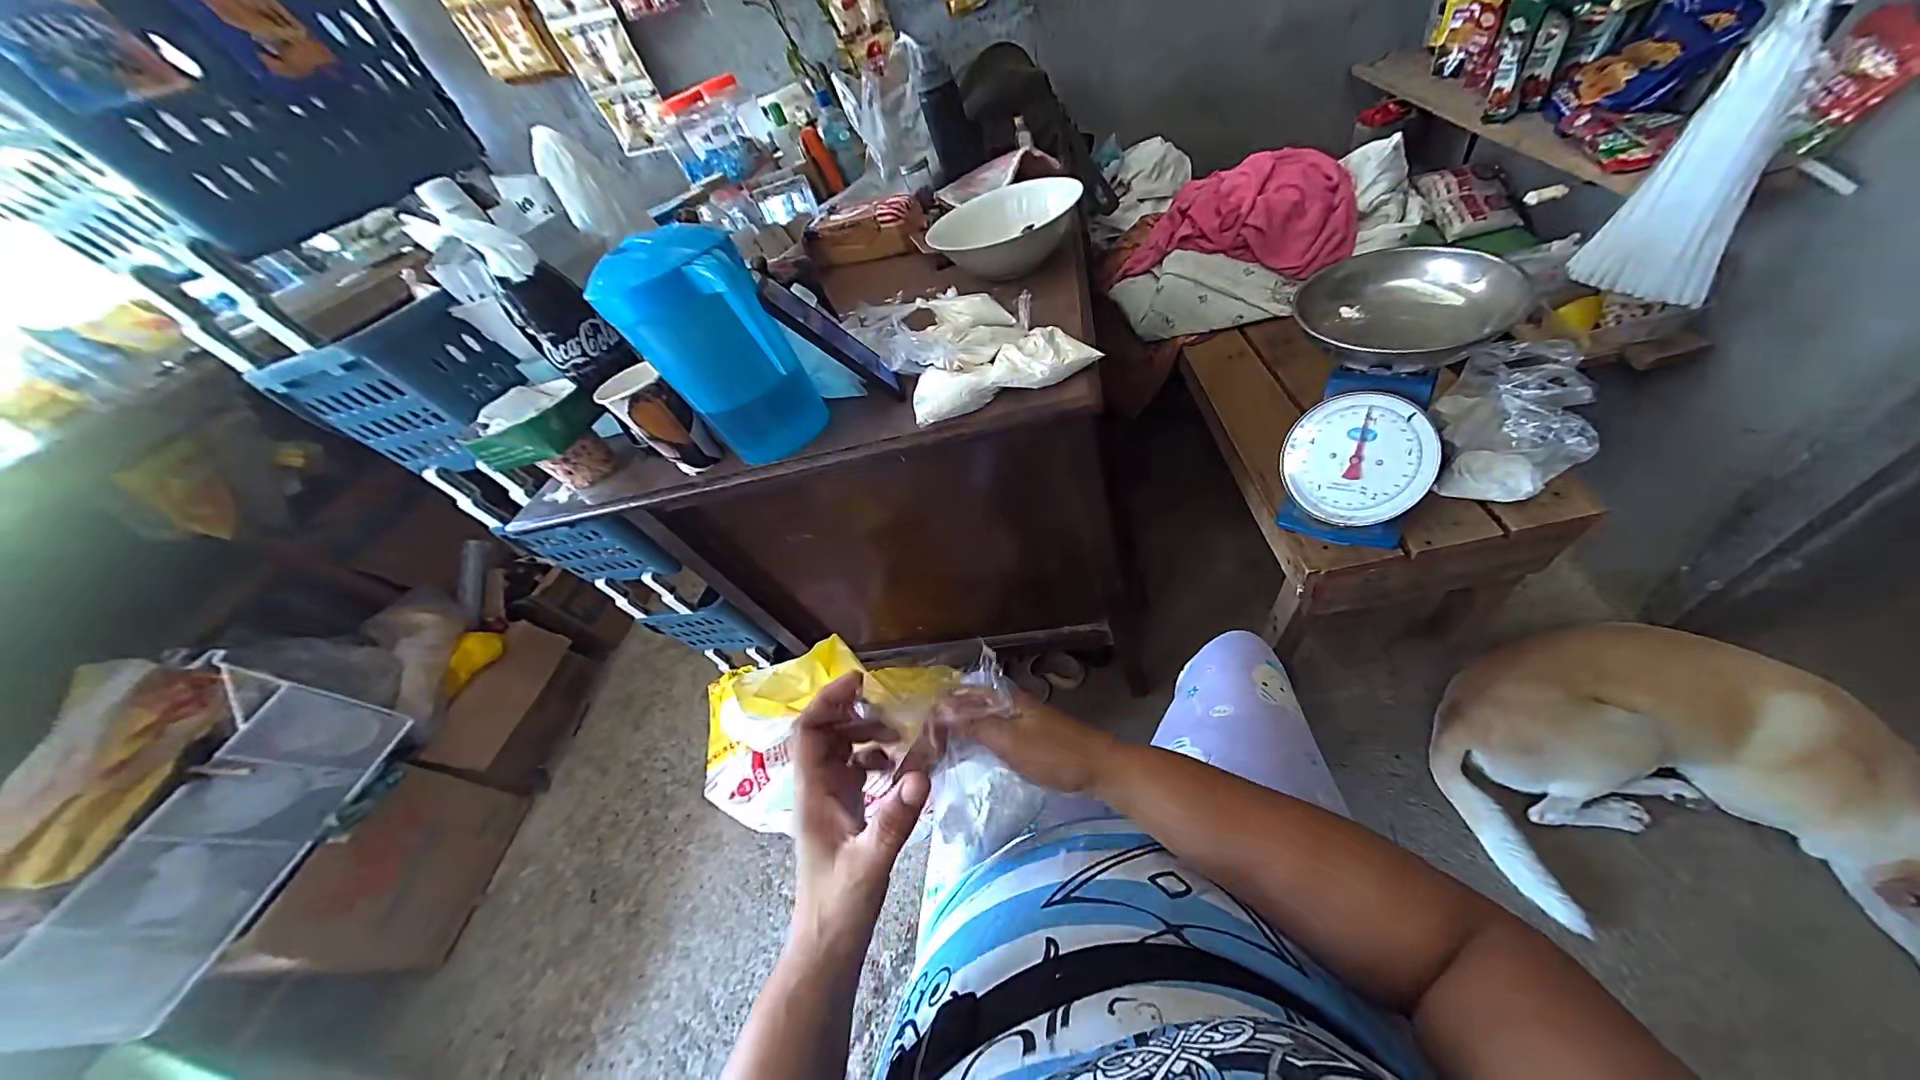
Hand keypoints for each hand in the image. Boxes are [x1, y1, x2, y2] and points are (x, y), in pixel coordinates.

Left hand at [790, 673, 928, 954]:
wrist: (828, 947)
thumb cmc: (840, 906)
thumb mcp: (871, 862)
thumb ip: (895, 819)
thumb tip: (922, 773)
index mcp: (812, 794)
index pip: (808, 732)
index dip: (828, 701)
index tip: (858, 680)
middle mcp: (817, 791)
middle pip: (825, 735)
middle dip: (854, 714)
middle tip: (890, 708)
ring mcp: (830, 802)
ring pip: (841, 751)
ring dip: (865, 735)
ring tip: (899, 734)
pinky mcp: (845, 815)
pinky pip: (856, 772)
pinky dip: (875, 760)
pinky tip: (899, 768)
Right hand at [936, 686, 1115, 794]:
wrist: (1100, 769)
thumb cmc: (1053, 754)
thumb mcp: (1009, 740)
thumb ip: (975, 724)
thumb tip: (940, 710)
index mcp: (1007, 698)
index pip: (964, 695)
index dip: (940, 708)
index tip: (919, 728)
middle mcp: (1013, 702)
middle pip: (972, 703)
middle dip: (947, 716)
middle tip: (923, 739)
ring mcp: (1023, 718)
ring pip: (983, 716)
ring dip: (961, 727)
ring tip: (939, 745)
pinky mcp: (1031, 736)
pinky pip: (996, 730)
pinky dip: (978, 737)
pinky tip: (971, 750)